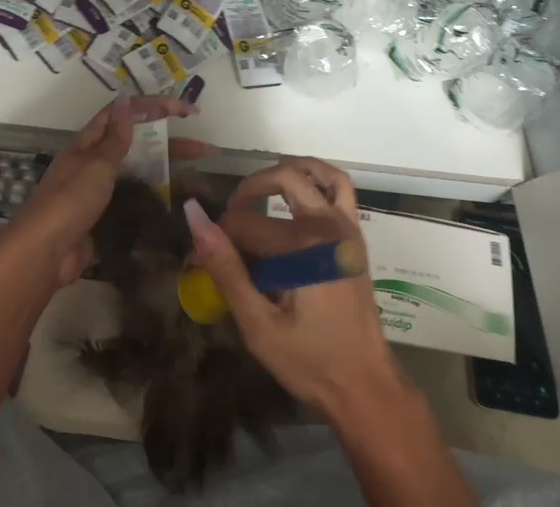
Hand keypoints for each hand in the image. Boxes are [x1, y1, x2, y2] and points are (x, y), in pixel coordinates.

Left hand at [0, 96, 212, 287]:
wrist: (45, 253)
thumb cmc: (70, 201)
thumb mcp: (96, 164)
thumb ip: (115, 138)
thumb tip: (126, 100)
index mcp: (88, 143)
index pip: (125, 113)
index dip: (156, 106)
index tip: (189, 112)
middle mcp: (94, 162)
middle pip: (138, 143)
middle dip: (172, 141)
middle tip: (206, 148)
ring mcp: (99, 190)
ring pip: (139, 171)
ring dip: (167, 167)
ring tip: (198, 172)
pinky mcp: (104, 217)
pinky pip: (134, 199)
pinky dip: (154, 196)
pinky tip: (176, 201)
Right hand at [183, 157, 403, 412]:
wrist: (366, 387)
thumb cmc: (309, 361)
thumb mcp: (257, 323)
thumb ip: (225, 267)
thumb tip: (194, 216)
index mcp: (303, 247)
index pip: (244, 220)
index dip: (216, 238)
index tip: (201, 262)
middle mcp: (328, 226)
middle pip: (280, 180)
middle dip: (245, 194)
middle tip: (226, 226)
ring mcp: (347, 227)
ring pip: (314, 172)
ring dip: (281, 174)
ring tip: (255, 197)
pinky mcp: (355, 236)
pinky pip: (339, 188)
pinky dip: (315, 179)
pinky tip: (292, 197)